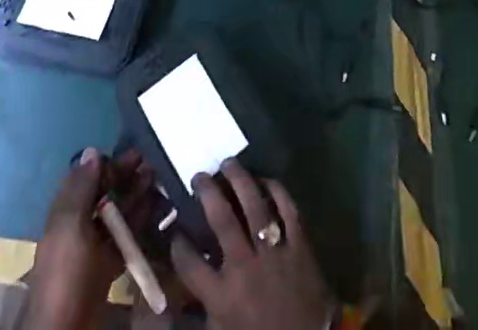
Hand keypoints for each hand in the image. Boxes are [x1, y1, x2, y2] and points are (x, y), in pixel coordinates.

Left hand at [24, 147, 153, 329]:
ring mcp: (95, 246)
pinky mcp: (109, 267)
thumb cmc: (66, 270)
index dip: (112, 164)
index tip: (139, 153)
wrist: (65, 326)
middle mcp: (81, 223)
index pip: (90, 176)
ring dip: (139, 200)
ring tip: (162, 188)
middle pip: (107, 195)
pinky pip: (127, 240)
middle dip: (129, 180)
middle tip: (156, 167)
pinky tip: (159, 218)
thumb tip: (93, 150)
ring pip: (119, 216)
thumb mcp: (70, 224)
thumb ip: (81, 188)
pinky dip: (141, 227)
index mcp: (67, 209)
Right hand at [170, 161, 334, 329]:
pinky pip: (288, 209)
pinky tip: (264, 180)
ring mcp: (275, 253)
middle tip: (199, 176)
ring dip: (238, 179)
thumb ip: (200, 303)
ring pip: (253, 205)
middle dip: (206, 191)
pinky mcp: (301, 247)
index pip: (188, 260)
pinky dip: (275, 190)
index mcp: (222, 295)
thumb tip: (178, 285)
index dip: (177, 242)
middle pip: (221, 217)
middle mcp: (245, 267)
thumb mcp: (222, 329)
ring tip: (228, 164)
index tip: (176, 230)